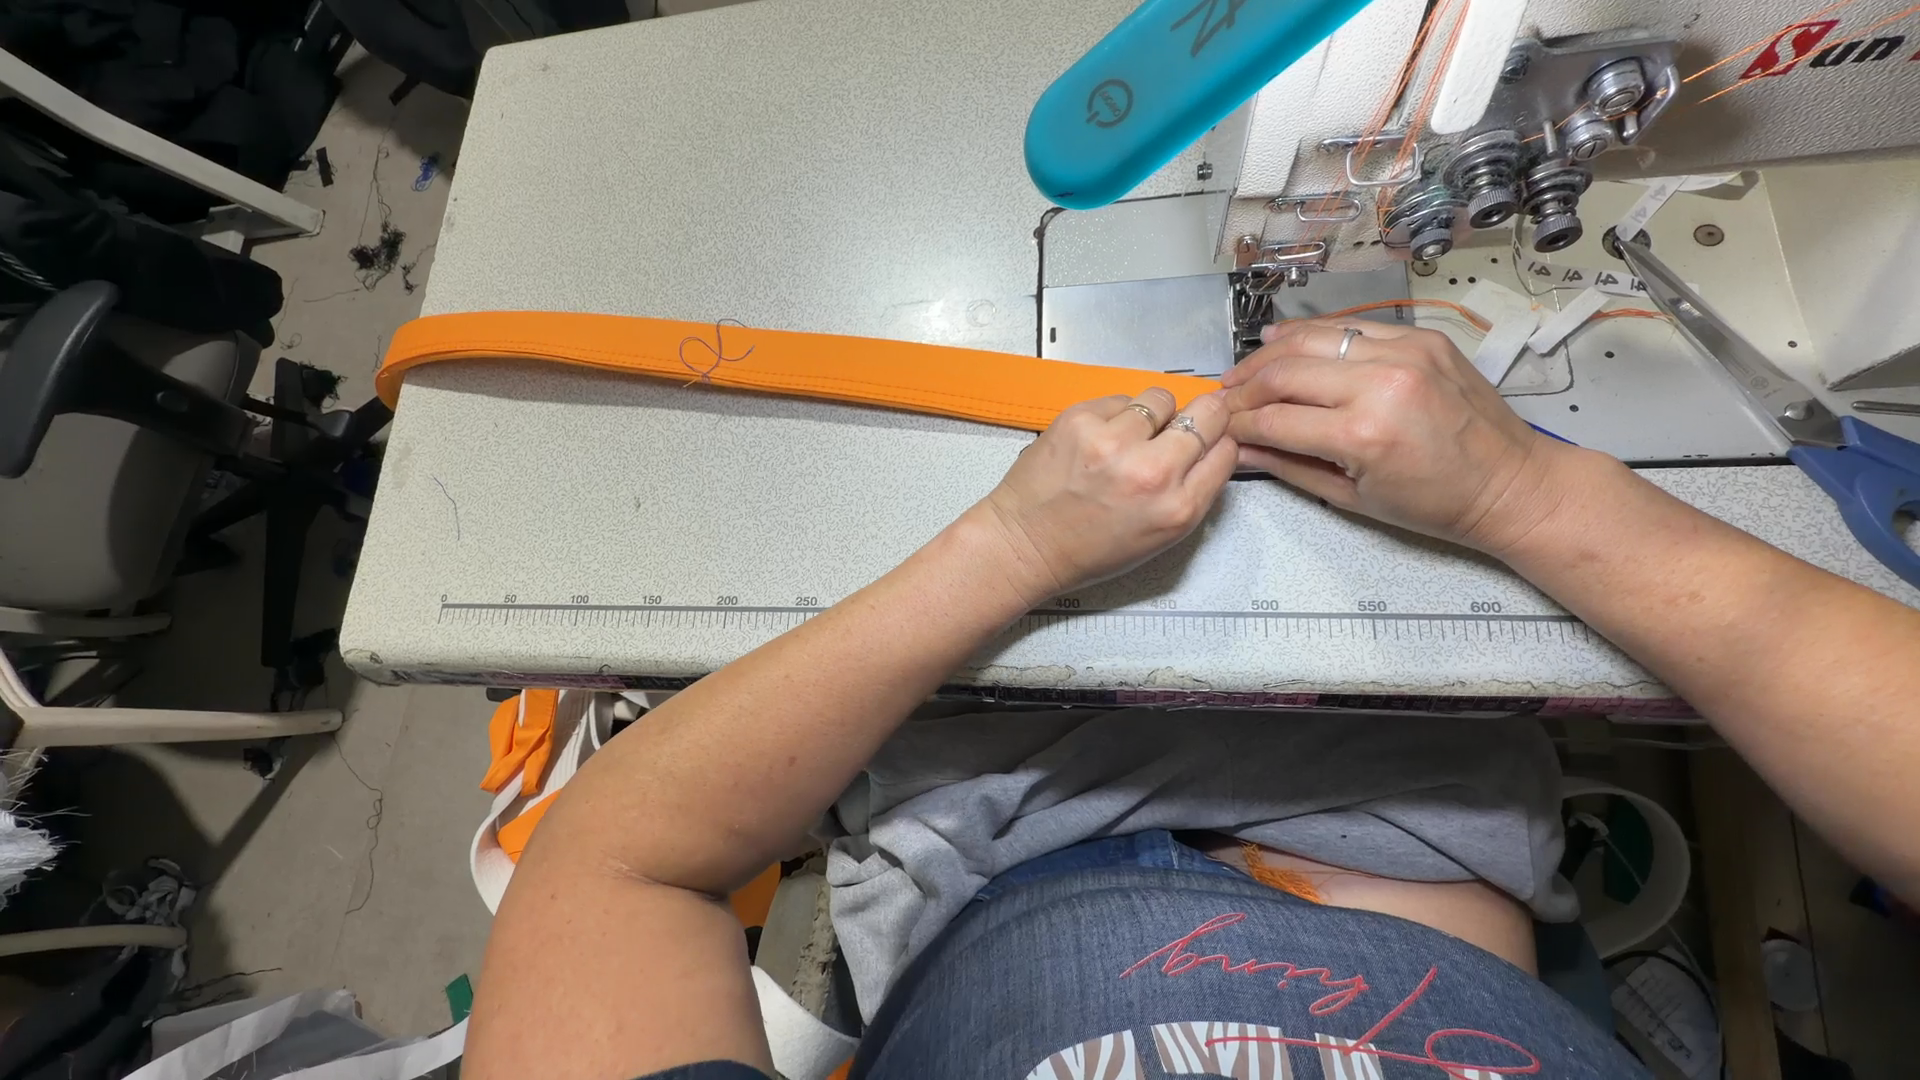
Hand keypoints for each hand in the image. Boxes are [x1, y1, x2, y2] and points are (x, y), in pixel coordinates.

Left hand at [972, 388, 1236, 603]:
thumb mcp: (1159, 536)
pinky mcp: (1080, 419)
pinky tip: (1097, 441)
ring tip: (1128, 438)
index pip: (1226, 450)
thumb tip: (1210, 445)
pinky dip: (1113, 415)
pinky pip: (1118, 399)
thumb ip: (1192, 492)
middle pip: (1207, 413)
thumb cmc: (1087, 549)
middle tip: (1175, 429)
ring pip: (1161, 398)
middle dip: (1198, 417)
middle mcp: (1151, 472)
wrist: (1026, 544)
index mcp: (1177, 509)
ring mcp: (1113, 441)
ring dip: (1151, 414)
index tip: (1205, 441)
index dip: (1217, 442)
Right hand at [1221, 319, 1575, 554]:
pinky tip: (1283, 341)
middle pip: (1283, 372)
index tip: (1218, 428)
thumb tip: (1237, 450)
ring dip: (1268, 354)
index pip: (1272, 420)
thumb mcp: (1349, 498)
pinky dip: (1311, 334)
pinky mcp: (1420, 338)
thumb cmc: (1431, 505)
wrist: (1511, 483)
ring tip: (1243, 371)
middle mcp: (1381, 383)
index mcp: (1362, 434)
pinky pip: (1349, 326)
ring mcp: (1405, 352)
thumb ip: (1287, 466)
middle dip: (1242, 388)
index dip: (1235, 425)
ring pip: (1311, 339)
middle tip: (1221, 400)